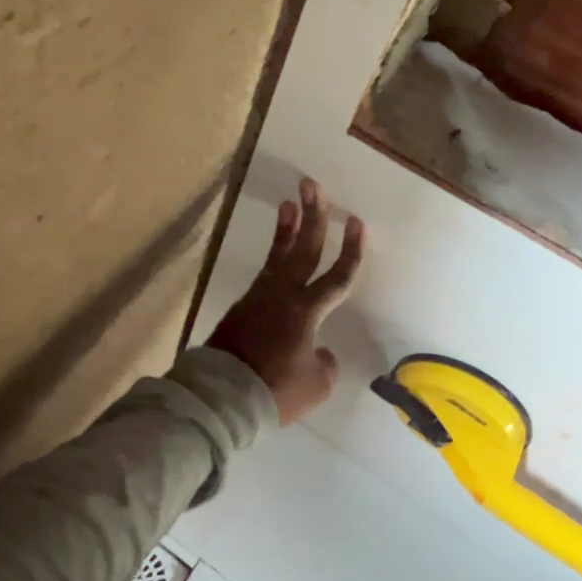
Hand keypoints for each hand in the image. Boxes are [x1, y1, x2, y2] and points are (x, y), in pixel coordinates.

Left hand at [207, 177, 365, 425]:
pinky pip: (266, 271)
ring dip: (288, 228)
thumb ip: (323, 361)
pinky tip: (279, 249)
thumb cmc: (276, 390)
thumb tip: (316, 349)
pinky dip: (274, 254)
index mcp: (307, 311)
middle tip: (313, 185)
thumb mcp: (316, 384)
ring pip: (280, 255)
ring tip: (291, 202)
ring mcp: (261, 296)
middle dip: (313, 217)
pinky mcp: (244, 305)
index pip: (337, 277)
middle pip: (304, 249)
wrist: (224, 395)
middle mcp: (285, 295)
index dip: (351, 251)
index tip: (357, 223)